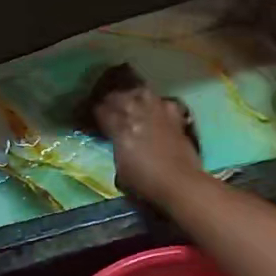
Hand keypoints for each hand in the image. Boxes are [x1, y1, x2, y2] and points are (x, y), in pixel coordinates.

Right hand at [93, 86, 203, 203]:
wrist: (179, 182)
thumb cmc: (146, 182)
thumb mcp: (120, 169)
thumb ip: (117, 147)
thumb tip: (117, 140)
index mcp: (121, 128)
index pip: (102, 111)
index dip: (97, 113)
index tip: (96, 117)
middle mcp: (138, 114)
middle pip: (120, 96)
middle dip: (112, 100)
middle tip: (109, 106)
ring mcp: (158, 112)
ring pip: (141, 92)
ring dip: (133, 95)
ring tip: (131, 100)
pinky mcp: (175, 116)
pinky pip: (162, 102)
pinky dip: (156, 103)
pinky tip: (155, 109)